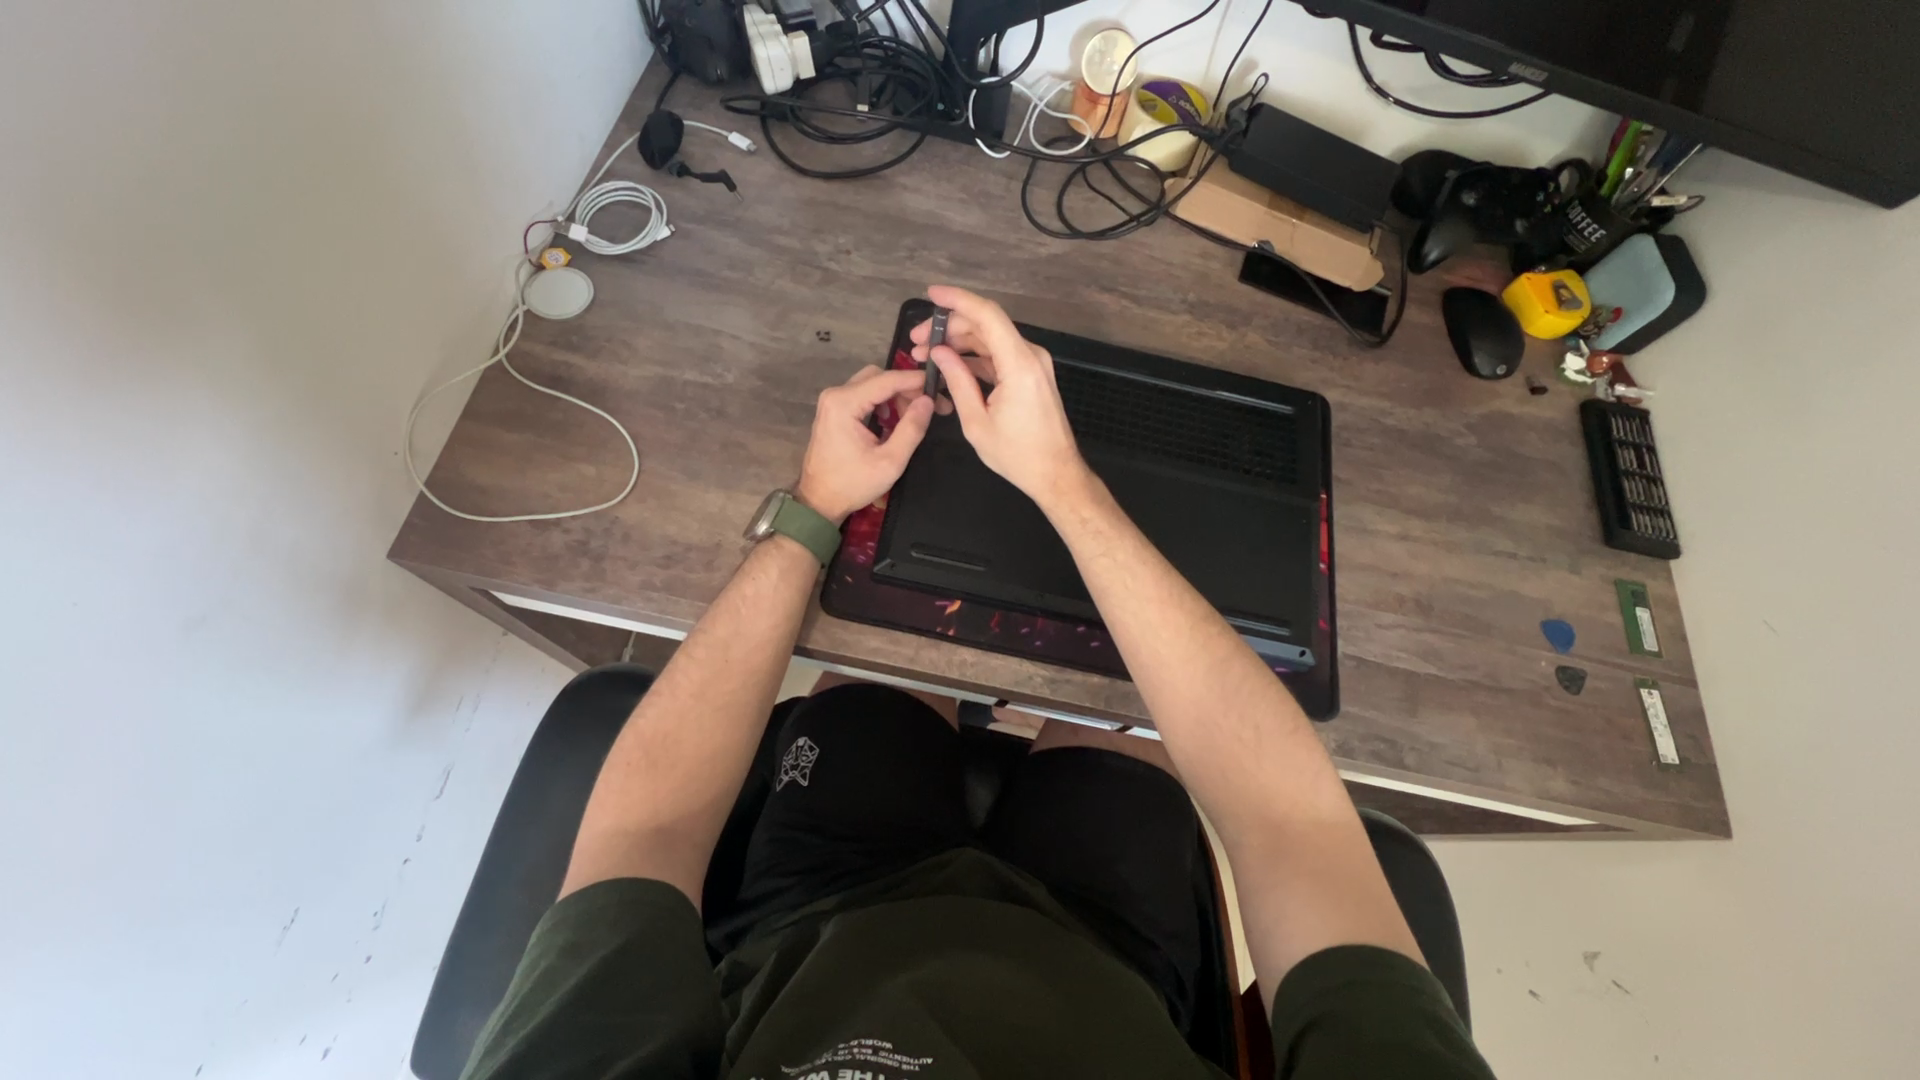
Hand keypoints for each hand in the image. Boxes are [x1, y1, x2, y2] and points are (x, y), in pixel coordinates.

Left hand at [795, 366, 934, 523]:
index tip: (940, 389)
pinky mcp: (833, 410)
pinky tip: (893, 420)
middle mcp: (836, 394)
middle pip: (879, 376)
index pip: (888, 379)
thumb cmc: (853, 484)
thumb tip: (928, 401)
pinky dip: (881, 401)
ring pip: (871, 384)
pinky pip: (862, 395)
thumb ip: (911, 428)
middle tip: (927, 408)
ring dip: (894, 395)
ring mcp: (832, 401)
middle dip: (905, 388)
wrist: (819, 501)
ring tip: (912, 417)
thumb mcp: (890, 461)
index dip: (916, 381)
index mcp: (845, 403)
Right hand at [909, 285, 1091, 511]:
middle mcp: (1030, 356)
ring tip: (926, 355)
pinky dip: (975, 358)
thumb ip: (957, 381)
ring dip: (959, 343)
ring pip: (991, 340)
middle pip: (986, 325)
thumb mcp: (977, 421)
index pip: (987, 315)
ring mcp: (1033, 364)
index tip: (931, 294)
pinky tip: (950, 366)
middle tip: (917, 341)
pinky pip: (1000, 356)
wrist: (1056, 474)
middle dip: (949, 327)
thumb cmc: (1017, 455)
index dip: (957, 300)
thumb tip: (939, 353)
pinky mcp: (1032, 375)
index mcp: (1019, 364)